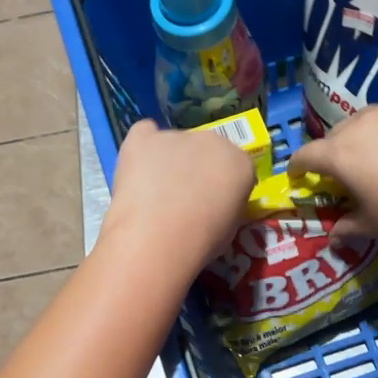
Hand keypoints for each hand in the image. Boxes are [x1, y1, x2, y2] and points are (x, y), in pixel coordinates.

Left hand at [102, 119, 255, 268]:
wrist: (158, 239)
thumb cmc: (201, 242)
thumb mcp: (229, 228)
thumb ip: (226, 204)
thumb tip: (214, 203)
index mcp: (240, 163)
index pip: (234, 167)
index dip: (221, 186)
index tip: (210, 204)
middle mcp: (213, 139)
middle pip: (205, 149)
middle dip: (195, 168)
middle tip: (180, 199)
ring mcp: (176, 135)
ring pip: (174, 144)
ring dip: (167, 162)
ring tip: (153, 194)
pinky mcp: (143, 137)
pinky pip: (144, 134)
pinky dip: (142, 149)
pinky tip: (137, 171)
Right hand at [289, 104, 377, 241]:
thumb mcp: (375, 226)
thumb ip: (347, 228)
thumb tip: (334, 234)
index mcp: (339, 154)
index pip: (304, 156)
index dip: (297, 169)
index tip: (298, 178)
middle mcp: (358, 124)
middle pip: (332, 138)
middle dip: (331, 156)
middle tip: (344, 177)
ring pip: (362, 124)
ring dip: (360, 141)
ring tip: (376, 163)